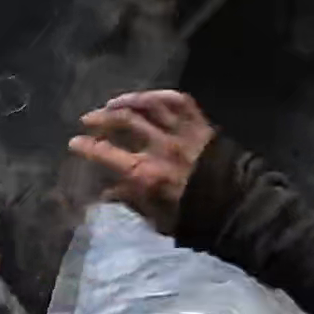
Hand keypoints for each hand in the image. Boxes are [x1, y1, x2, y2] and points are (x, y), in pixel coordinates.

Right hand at [69, 90, 215, 229]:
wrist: (238, 205)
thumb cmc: (197, 217)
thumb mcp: (159, 218)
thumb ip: (132, 202)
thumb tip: (106, 194)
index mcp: (148, 173)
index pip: (108, 154)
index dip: (88, 147)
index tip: (75, 142)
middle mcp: (162, 146)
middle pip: (125, 121)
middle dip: (102, 119)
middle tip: (88, 119)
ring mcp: (182, 130)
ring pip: (150, 104)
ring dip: (127, 101)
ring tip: (112, 103)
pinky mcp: (200, 123)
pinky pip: (179, 100)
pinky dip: (161, 95)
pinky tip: (148, 97)